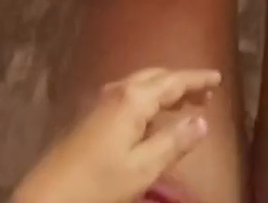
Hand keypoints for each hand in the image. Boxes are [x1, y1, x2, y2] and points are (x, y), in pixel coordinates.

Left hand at [12, 67, 220, 202]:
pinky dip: (150, 97)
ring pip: (142, 84)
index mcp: (133, 98)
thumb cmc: (99, 183)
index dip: (196, 79)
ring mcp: (103, 99)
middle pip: (157, 76)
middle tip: (207, 92)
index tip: (218, 78)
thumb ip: (174, 142)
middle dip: (182, 81)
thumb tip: (203, 121)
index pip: (173, 81)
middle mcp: (118, 89)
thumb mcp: (142, 168)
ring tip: (188, 102)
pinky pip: (130, 93)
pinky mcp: (93, 112)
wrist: (49, 194)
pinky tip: (155, 116)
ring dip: (166, 89)